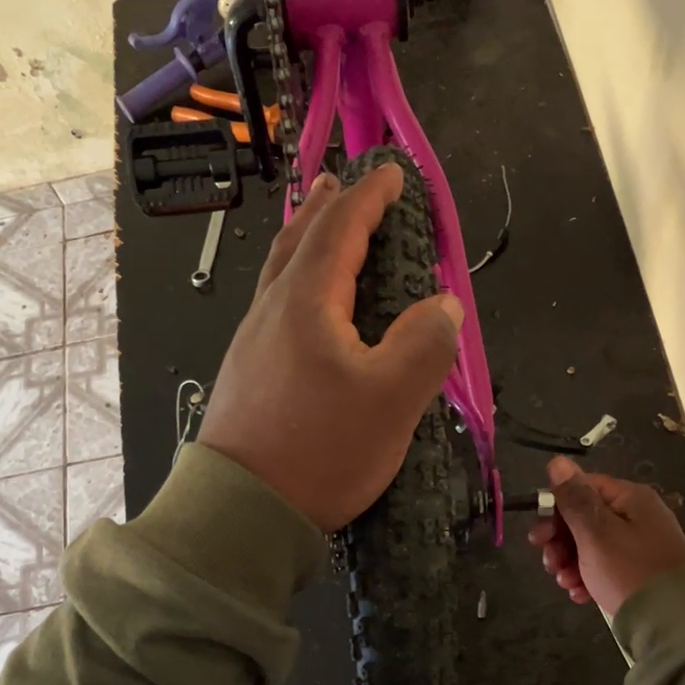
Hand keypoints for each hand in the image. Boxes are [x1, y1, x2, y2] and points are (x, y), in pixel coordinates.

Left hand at [198, 164, 464, 530]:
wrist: (241, 511)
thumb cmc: (321, 451)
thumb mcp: (391, 401)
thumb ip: (425, 344)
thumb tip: (443, 305)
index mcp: (307, 304)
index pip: (340, 230)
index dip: (368, 198)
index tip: (392, 173)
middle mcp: (272, 312)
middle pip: (298, 243)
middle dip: (326, 209)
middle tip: (341, 184)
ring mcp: (251, 344)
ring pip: (279, 275)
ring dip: (304, 242)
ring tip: (320, 227)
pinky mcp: (245, 376)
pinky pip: (274, 308)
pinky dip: (294, 283)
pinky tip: (302, 307)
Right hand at [527, 457, 684, 615]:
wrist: (669, 622)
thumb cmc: (628, 571)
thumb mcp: (595, 533)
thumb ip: (574, 498)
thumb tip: (558, 461)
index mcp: (630, 498)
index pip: (583, 487)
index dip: (556, 509)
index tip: (539, 535)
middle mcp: (637, 515)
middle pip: (585, 517)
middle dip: (560, 541)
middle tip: (549, 562)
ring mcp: (639, 544)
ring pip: (591, 543)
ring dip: (570, 561)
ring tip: (565, 582)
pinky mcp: (638, 570)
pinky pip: (604, 564)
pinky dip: (587, 575)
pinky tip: (579, 593)